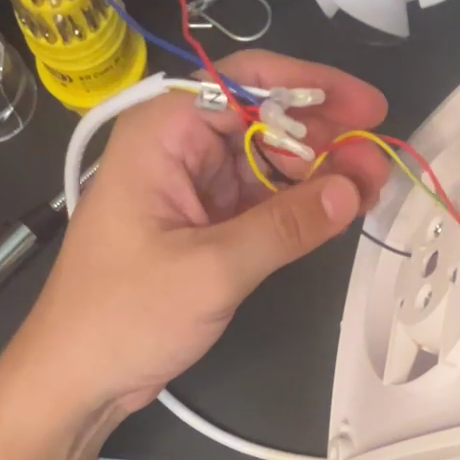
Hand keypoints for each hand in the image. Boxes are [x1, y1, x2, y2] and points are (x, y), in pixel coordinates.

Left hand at [19, 51, 392, 413]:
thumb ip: (284, 227)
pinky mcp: (200, 234)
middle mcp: (175, 152)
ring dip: (315, 176)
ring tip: (370, 189)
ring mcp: (188, 195)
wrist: (79, 376)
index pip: (246, 84)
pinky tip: (332, 213)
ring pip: (264, 167)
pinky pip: (256, 207)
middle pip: (262, 124)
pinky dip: (294, 210)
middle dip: (323, 140)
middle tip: (379, 164)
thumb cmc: (126, 315)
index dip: (313, 91)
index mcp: (162, 135)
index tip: (369, 108)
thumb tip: (350, 191)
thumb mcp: (211, 269)